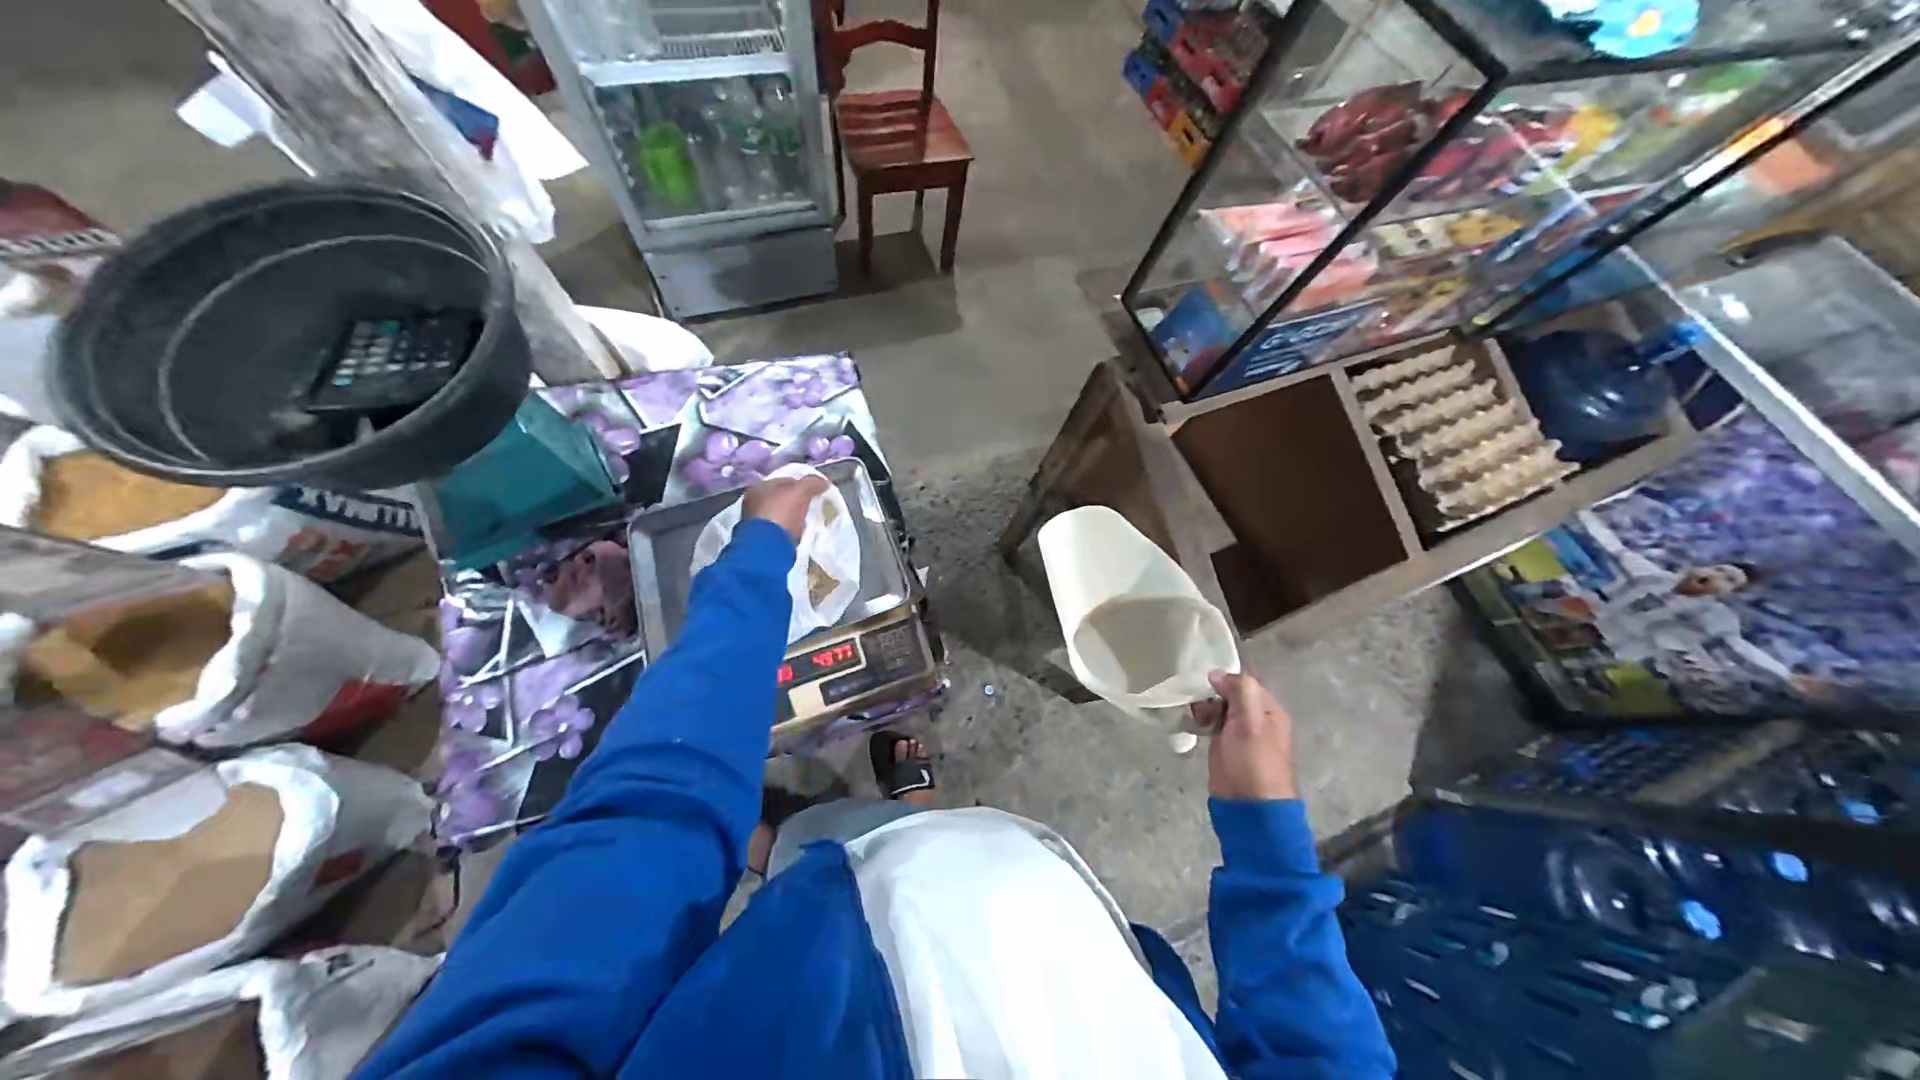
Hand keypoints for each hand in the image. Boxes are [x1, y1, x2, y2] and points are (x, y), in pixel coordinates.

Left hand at [741, 474, 829, 541]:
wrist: (768, 547)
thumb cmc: (781, 513)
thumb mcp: (800, 493)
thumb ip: (812, 484)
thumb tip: (824, 482)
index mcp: (759, 487)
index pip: (786, 480)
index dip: (803, 484)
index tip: (816, 492)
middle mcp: (753, 502)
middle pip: (783, 498)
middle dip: (798, 501)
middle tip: (814, 506)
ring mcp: (756, 521)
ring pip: (782, 513)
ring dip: (794, 516)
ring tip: (808, 520)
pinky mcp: (762, 537)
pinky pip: (780, 528)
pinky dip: (790, 528)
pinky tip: (799, 531)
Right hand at [1190, 670, 1297, 800]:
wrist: (1248, 804)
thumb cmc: (1253, 761)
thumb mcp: (1251, 722)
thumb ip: (1239, 691)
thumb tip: (1217, 673)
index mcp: (1268, 709)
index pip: (1245, 681)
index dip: (1225, 678)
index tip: (1205, 681)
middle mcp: (1255, 716)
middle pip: (1229, 692)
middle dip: (1211, 693)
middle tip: (1200, 704)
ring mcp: (1238, 730)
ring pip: (1217, 706)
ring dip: (1204, 706)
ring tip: (1197, 718)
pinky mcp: (1222, 742)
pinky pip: (1210, 721)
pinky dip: (1200, 719)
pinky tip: (1193, 724)